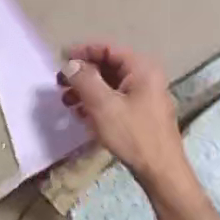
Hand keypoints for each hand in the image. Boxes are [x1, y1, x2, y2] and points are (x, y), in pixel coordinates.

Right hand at [58, 42, 192, 192]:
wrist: (160, 170)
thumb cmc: (132, 134)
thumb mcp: (103, 105)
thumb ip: (84, 80)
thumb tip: (71, 64)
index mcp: (141, 68)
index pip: (108, 49)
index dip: (83, 52)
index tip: (61, 60)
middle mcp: (146, 78)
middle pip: (108, 67)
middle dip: (82, 75)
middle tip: (60, 85)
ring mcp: (145, 97)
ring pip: (110, 86)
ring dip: (87, 91)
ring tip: (67, 103)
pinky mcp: (141, 115)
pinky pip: (115, 101)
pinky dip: (97, 104)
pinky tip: (82, 116)